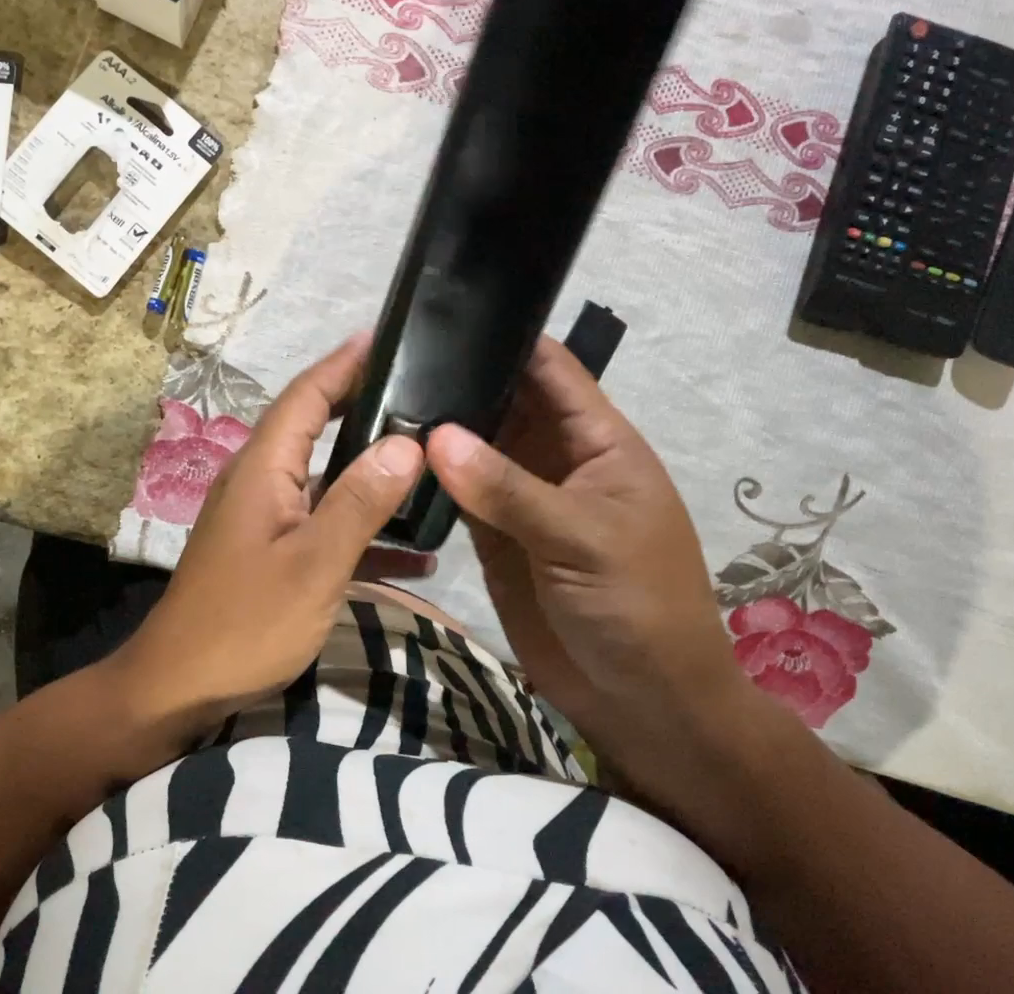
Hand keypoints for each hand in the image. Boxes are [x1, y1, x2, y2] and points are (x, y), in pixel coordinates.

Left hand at [108, 334, 425, 734]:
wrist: (179, 686)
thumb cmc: (245, 624)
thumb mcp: (314, 564)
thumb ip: (359, 502)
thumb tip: (407, 442)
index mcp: (262, 468)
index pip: (306, 395)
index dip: (345, 363)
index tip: (391, 335)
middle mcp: (258, 481)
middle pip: (314, 427)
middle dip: (364, 406)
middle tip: (426, 394)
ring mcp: (261, 518)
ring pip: (322, 476)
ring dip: (369, 469)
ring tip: (431, 459)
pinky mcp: (267, 551)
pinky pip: (320, 522)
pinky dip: (361, 525)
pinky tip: (414, 549)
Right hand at [424, 337, 754, 793]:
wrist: (640, 699)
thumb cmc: (636, 605)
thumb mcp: (581, 538)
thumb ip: (509, 487)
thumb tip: (434, 434)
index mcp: (598, 442)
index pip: (551, 370)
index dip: (506, 337)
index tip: (443, 315)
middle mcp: (555, 460)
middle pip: (503, 403)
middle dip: (457, 380)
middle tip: (384, 359)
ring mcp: (522, 500)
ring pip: (473, 449)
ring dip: (435, 430)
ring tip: (372, 399)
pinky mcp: (494, 538)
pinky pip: (458, 496)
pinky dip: (428, 480)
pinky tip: (386, 461)